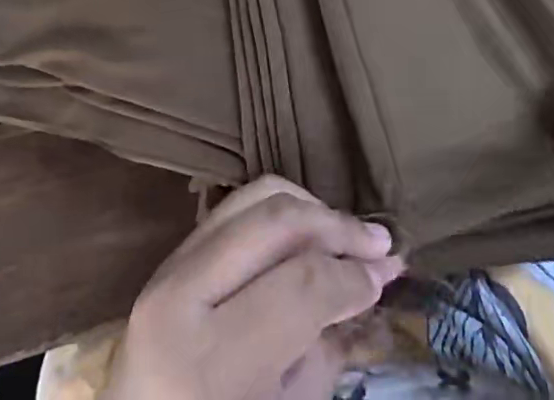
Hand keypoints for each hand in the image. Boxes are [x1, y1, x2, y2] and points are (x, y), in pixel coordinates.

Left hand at [103, 175, 404, 399]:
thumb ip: (329, 339)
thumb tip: (378, 274)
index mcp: (208, 357)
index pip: (301, 285)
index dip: (353, 277)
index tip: (385, 277)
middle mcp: (181, 296)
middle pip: (277, 222)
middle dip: (338, 227)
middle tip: (379, 244)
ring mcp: (169, 266)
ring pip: (256, 196)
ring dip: (312, 207)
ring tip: (346, 234)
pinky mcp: (172, 253)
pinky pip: (236, 206)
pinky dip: (282, 209)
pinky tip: (310, 231)